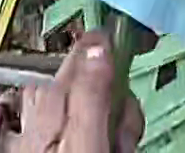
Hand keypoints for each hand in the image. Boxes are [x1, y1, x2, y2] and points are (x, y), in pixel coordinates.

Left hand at [12, 30, 143, 152]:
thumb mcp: (85, 144)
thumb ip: (92, 92)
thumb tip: (101, 42)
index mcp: (50, 94)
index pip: (88, 45)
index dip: (116, 47)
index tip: (139, 56)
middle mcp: (46, 104)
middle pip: (97, 76)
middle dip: (120, 101)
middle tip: (123, 135)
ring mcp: (50, 127)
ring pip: (99, 103)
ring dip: (117, 124)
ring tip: (117, 150)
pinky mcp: (57, 146)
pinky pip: (93, 126)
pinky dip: (107, 139)